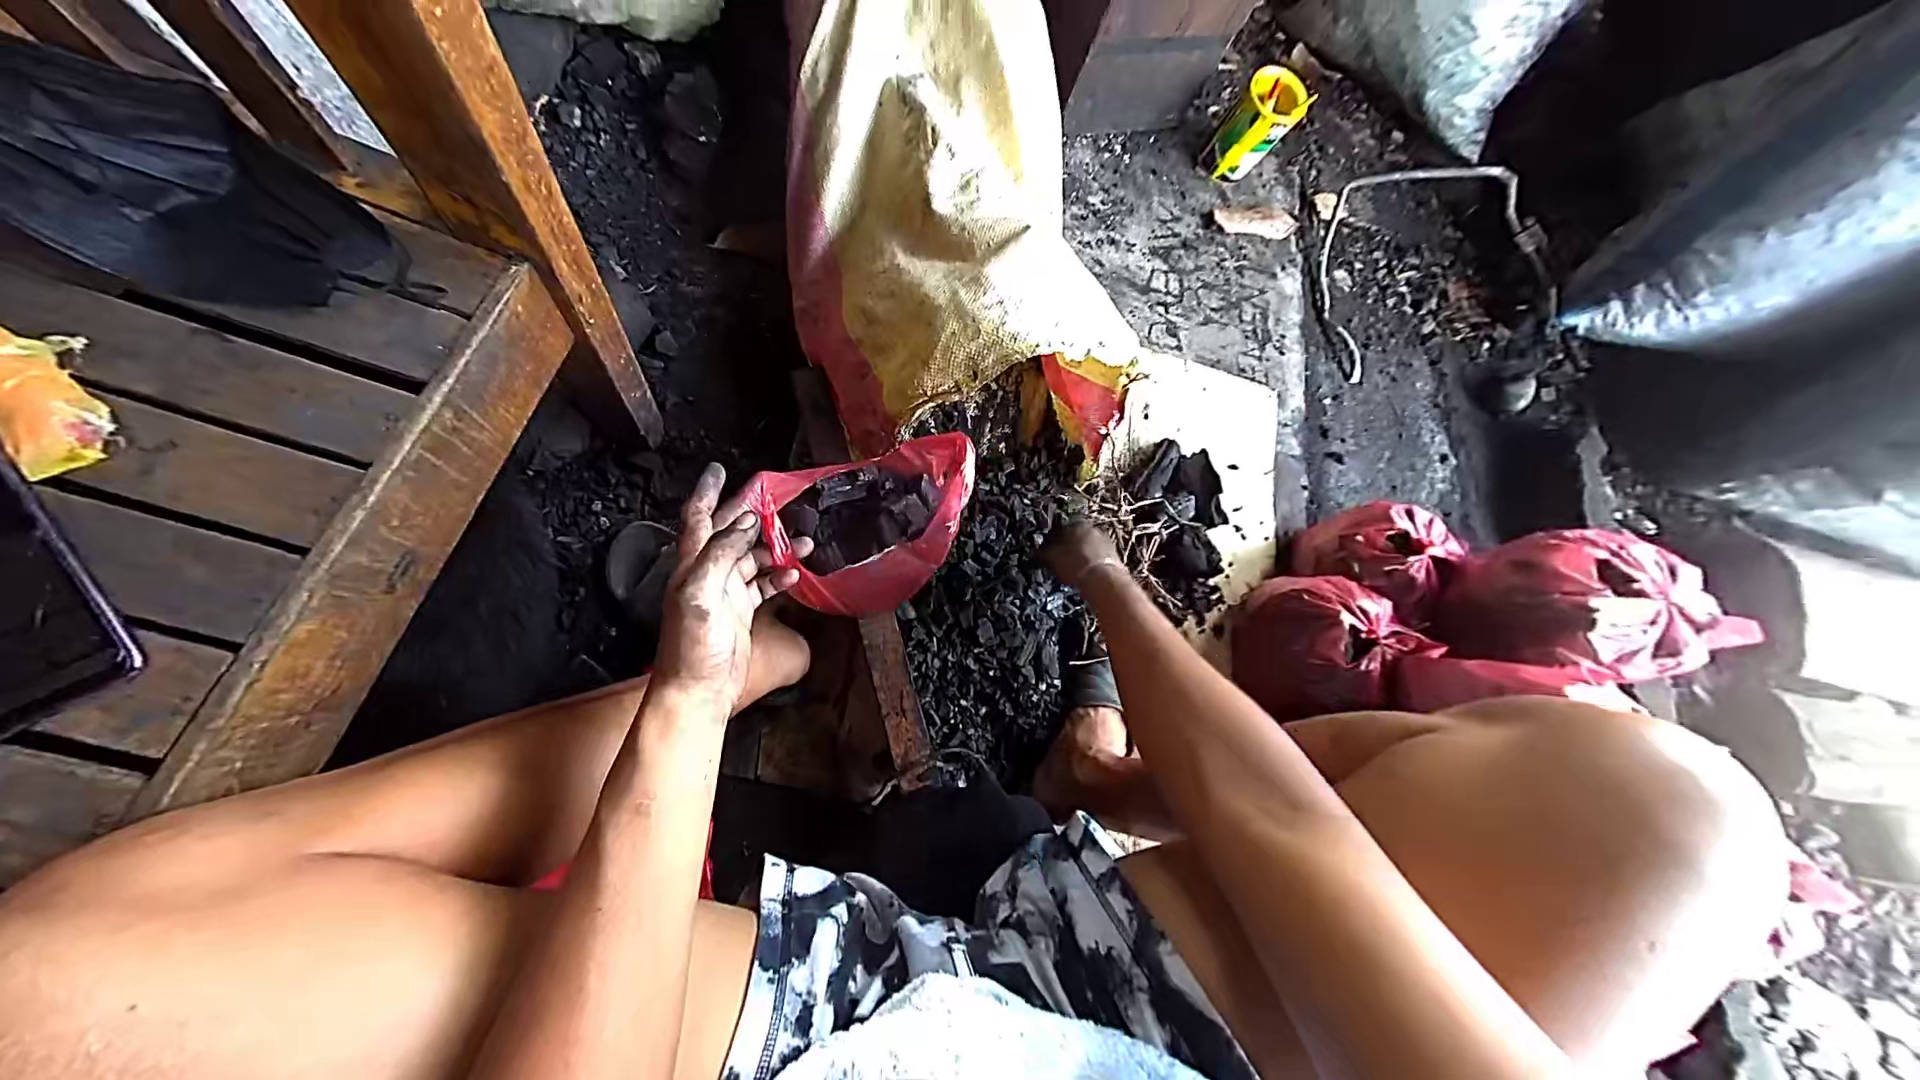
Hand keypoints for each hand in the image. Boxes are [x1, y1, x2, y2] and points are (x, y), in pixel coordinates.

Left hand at [653, 464, 808, 707]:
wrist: (699, 688)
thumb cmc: (691, 646)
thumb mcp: (700, 593)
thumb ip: (721, 555)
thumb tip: (745, 525)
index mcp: (692, 564)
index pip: (698, 517)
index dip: (707, 491)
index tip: (718, 470)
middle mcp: (708, 572)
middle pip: (731, 532)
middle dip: (752, 513)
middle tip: (774, 498)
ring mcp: (726, 591)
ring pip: (753, 557)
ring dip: (776, 547)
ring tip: (801, 541)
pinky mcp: (742, 610)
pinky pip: (764, 584)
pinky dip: (780, 576)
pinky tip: (793, 573)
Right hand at [1044, 522, 1125, 590]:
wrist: (1104, 581)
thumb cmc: (1076, 565)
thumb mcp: (1052, 558)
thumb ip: (1043, 552)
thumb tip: (1037, 552)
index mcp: (1077, 524)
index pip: (1060, 528)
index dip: (1051, 539)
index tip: (1047, 549)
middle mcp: (1093, 529)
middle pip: (1075, 536)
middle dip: (1067, 546)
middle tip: (1059, 559)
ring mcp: (1106, 542)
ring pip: (1088, 547)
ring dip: (1080, 555)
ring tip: (1071, 569)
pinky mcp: (1114, 556)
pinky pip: (1097, 557)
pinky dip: (1090, 563)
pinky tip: (1084, 574)